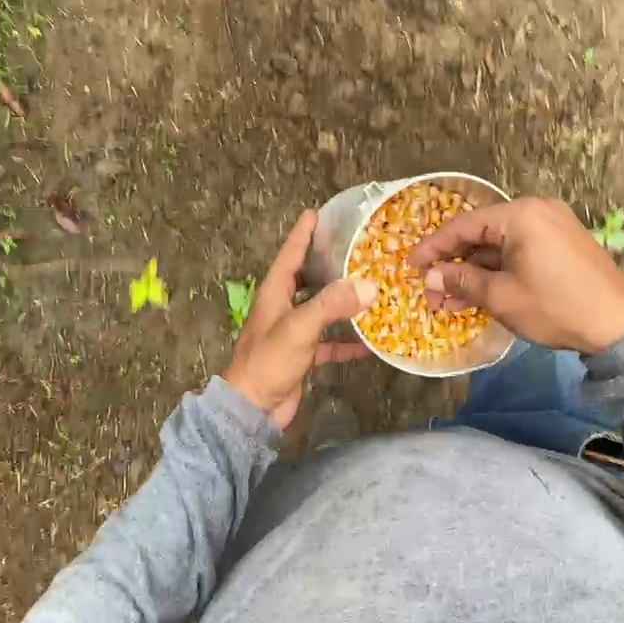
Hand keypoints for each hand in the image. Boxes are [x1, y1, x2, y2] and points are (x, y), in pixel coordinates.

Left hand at [223, 210, 377, 428]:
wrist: (252, 409)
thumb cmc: (268, 362)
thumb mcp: (299, 328)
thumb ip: (332, 304)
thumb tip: (369, 285)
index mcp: (274, 293)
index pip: (290, 254)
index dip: (302, 234)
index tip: (317, 213)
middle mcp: (282, 308)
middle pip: (307, 279)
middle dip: (328, 264)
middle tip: (356, 249)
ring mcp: (292, 333)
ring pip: (321, 310)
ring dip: (343, 303)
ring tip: (371, 289)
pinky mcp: (302, 357)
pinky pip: (329, 344)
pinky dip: (347, 342)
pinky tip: (370, 342)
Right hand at [406, 197, 623, 354]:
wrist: (617, 325)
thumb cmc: (555, 306)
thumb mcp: (501, 296)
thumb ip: (461, 281)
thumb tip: (430, 277)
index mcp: (520, 215)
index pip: (463, 225)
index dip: (433, 247)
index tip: (410, 266)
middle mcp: (536, 211)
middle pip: (481, 234)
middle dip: (453, 265)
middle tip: (431, 293)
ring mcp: (552, 227)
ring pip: (499, 246)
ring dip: (473, 273)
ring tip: (449, 303)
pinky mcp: (562, 245)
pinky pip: (518, 252)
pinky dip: (497, 272)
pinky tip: (478, 295)